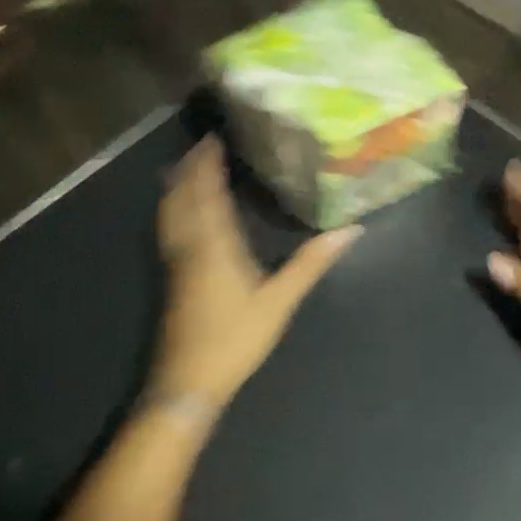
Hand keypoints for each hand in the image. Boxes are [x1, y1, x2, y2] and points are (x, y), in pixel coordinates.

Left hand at [153, 136, 362, 408]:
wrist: (187, 382)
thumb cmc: (235, 339)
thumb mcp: (280, 301)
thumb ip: (311, 263)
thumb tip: (351, 230)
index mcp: (214, 244)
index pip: (208, 191)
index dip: (208, 163)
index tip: (216, 137)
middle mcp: (190, 245)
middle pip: (183, 195)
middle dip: (191, 167)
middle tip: (205, 143)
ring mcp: (176, 262)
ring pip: (170, 211)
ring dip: (178, 184)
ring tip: (189, 165)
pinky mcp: (172, 277)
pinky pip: (169, 227)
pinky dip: (174, 206)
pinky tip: (182, 210)